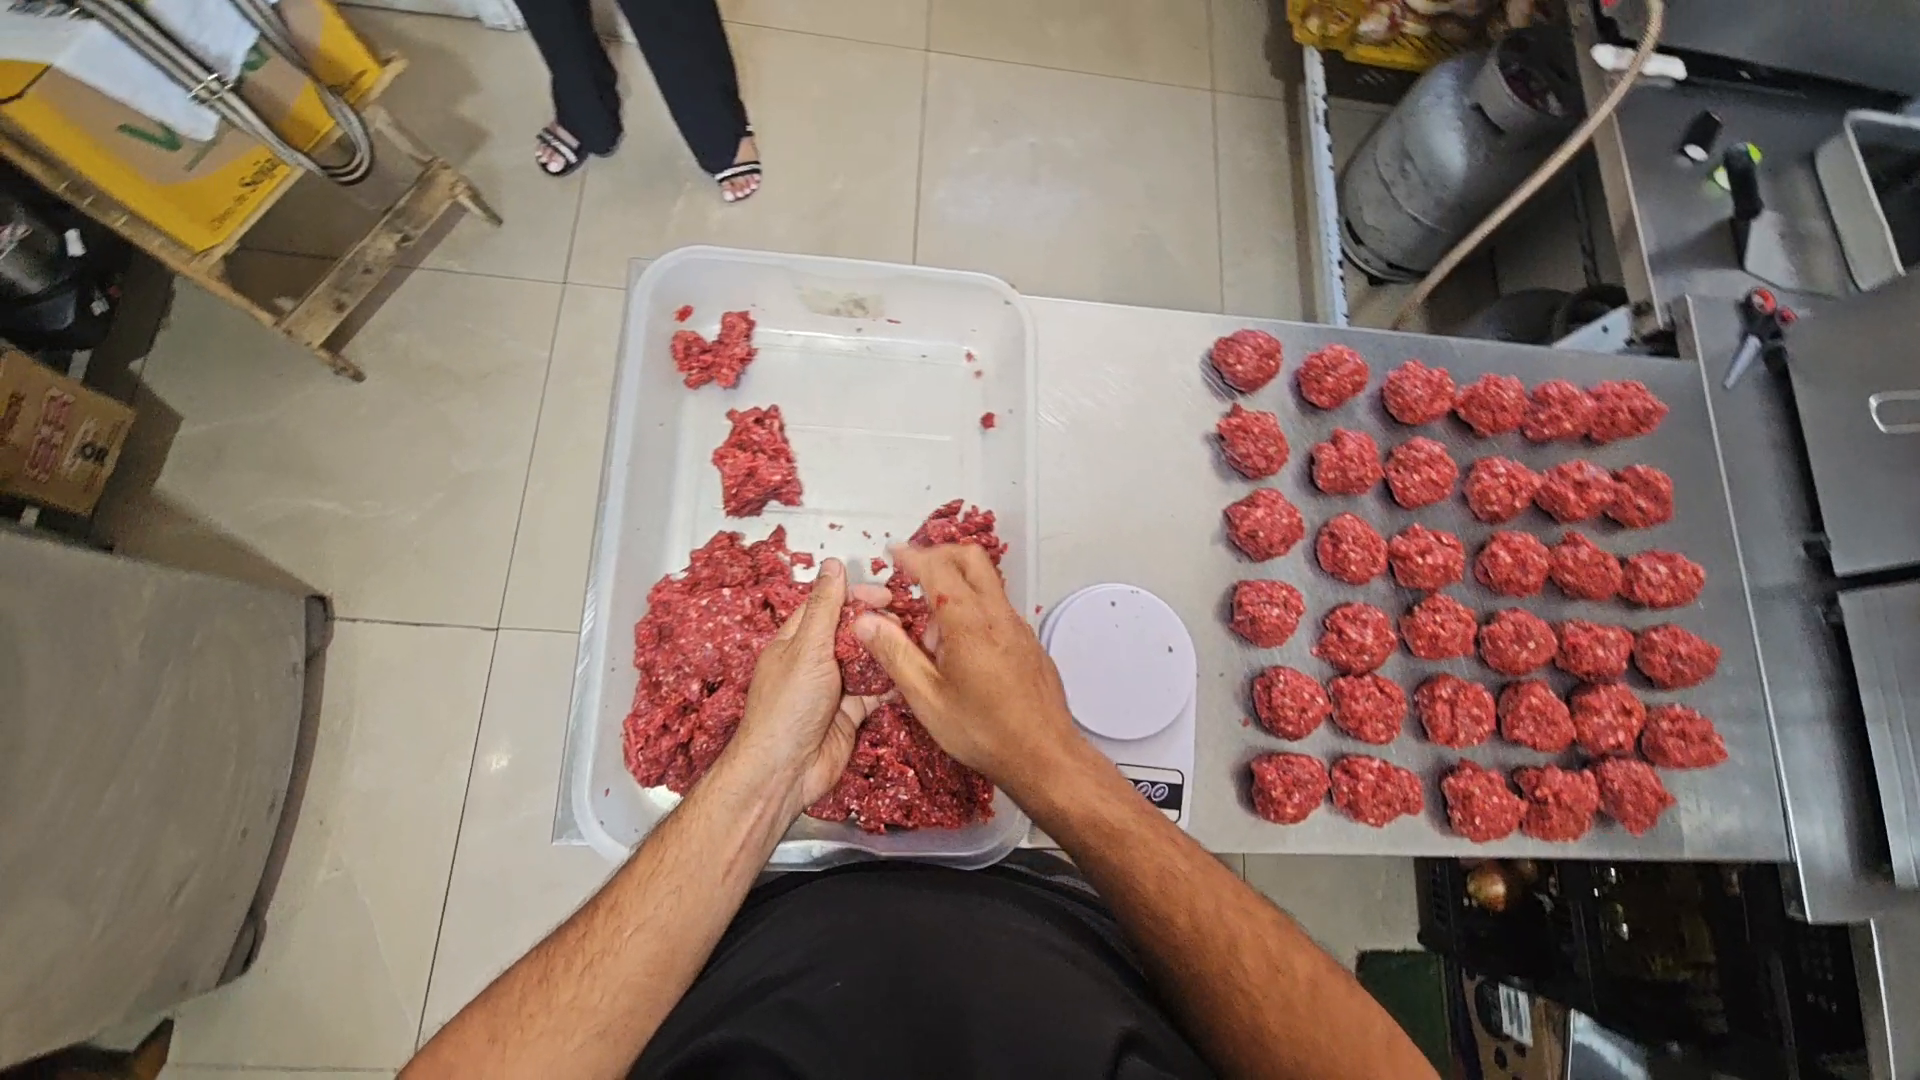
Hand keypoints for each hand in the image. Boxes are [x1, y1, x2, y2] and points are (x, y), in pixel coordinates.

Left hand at [723, 559, 889, 815]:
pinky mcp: (851, 711)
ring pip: (867, 659)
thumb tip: (832, 566)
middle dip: (876, 624)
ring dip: (886, 650)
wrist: (785, 772)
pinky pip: (875, 689)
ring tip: (910, 643)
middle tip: (901, 621)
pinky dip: (891, 681)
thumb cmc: (786, 709)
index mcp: (796, 640)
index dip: (856, 596)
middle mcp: (814, 660)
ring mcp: (834, 687)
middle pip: (852, 631)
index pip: (828, 606)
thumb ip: (825, 608)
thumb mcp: (807, 649)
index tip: (884, 594)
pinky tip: (909, 671)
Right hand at [852, 544, 1083, 796]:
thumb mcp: (927, 698)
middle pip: (970, 559)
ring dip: (956, 589)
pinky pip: (997, 609)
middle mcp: (997, 614)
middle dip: (939, 556)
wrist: (1045, 755)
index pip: (936, 568)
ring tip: (932, 636)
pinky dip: (973, 610)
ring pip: (986, 584)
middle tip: (913, 574)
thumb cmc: (983, 731)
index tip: (892, 554)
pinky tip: (960, 653)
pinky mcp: (1029, 642)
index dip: (911, 556)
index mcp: (968, 621)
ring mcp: (1019, 626)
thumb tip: (865, 621)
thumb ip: (895, 654)